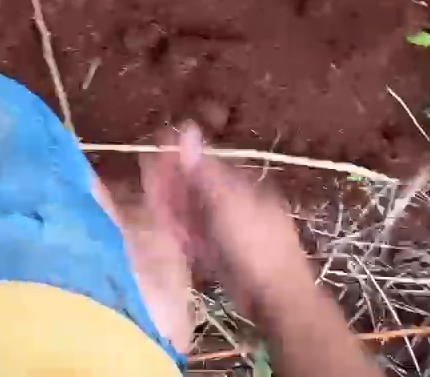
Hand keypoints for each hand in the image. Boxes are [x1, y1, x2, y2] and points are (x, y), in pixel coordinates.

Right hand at [141, 124, 314, 319]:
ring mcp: (221, 224)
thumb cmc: (258, 245)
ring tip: (167, 223)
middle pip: (187, 183)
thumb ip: (203, 166)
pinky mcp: (214, 247)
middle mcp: (229, 199)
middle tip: (154, 198)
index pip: (198, 160)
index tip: (151, 159)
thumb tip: (187, 126)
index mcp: (239, 183)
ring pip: (184, 208)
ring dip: (170, 212)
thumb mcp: (229, 201)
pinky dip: (178, 231)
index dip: (172, 159)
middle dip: (168, 188)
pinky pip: (188, 231)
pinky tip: (176, 237)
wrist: (277, 301)